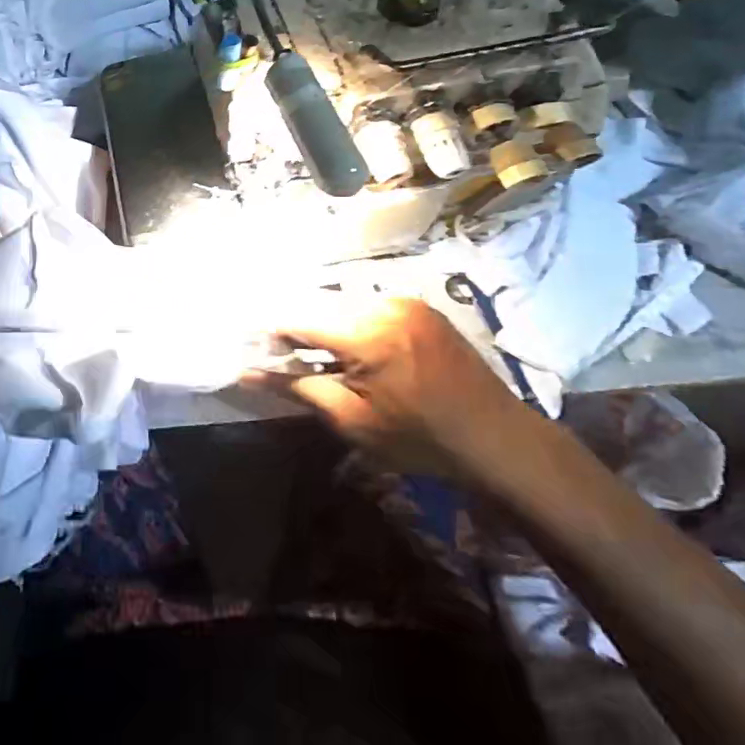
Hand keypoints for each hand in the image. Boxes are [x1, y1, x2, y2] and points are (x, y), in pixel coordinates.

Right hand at [258, 294, 544, 482]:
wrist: (499, 440)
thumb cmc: (420, 439)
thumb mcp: (352, 421)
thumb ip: (297, 389)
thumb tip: (245, 373)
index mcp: (368, 337)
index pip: (299, 322)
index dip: (271, 335)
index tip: (253, 348)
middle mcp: (385, 308)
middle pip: (321, 308)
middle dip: (298, 330)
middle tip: (284, 356)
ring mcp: (407, 304)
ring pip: (345, 305)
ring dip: (325, 325)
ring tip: (318, 355)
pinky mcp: (422, 308)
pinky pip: (371, 306)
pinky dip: (352, 322)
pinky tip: (353, 348)